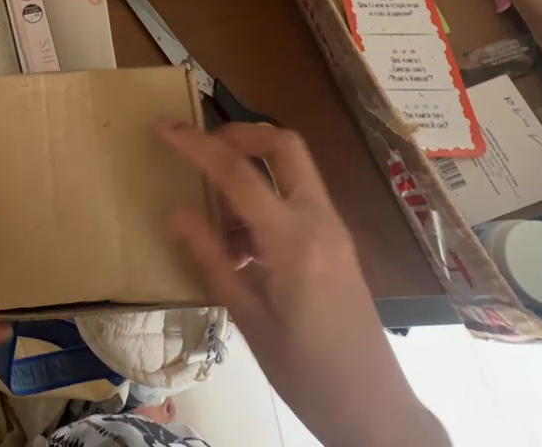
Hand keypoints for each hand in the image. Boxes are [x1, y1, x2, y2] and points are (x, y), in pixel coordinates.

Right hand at [159, 122, 448, 446]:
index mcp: (293, 242)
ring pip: (292, 169)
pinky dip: (264, 199)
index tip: (164, 128)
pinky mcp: (336, 244)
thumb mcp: (250, 321)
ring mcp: (333, 231)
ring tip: (216, 220)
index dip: (197, 145)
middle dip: (240, 134)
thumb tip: (175, 212)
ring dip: (251, 170)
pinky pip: (296, 198)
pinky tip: (239, 245)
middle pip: (284, 145)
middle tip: (202, 147)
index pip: (239, 173)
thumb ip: (212, 260)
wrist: (377, 414)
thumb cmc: (309, 375)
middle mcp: (319, 222)